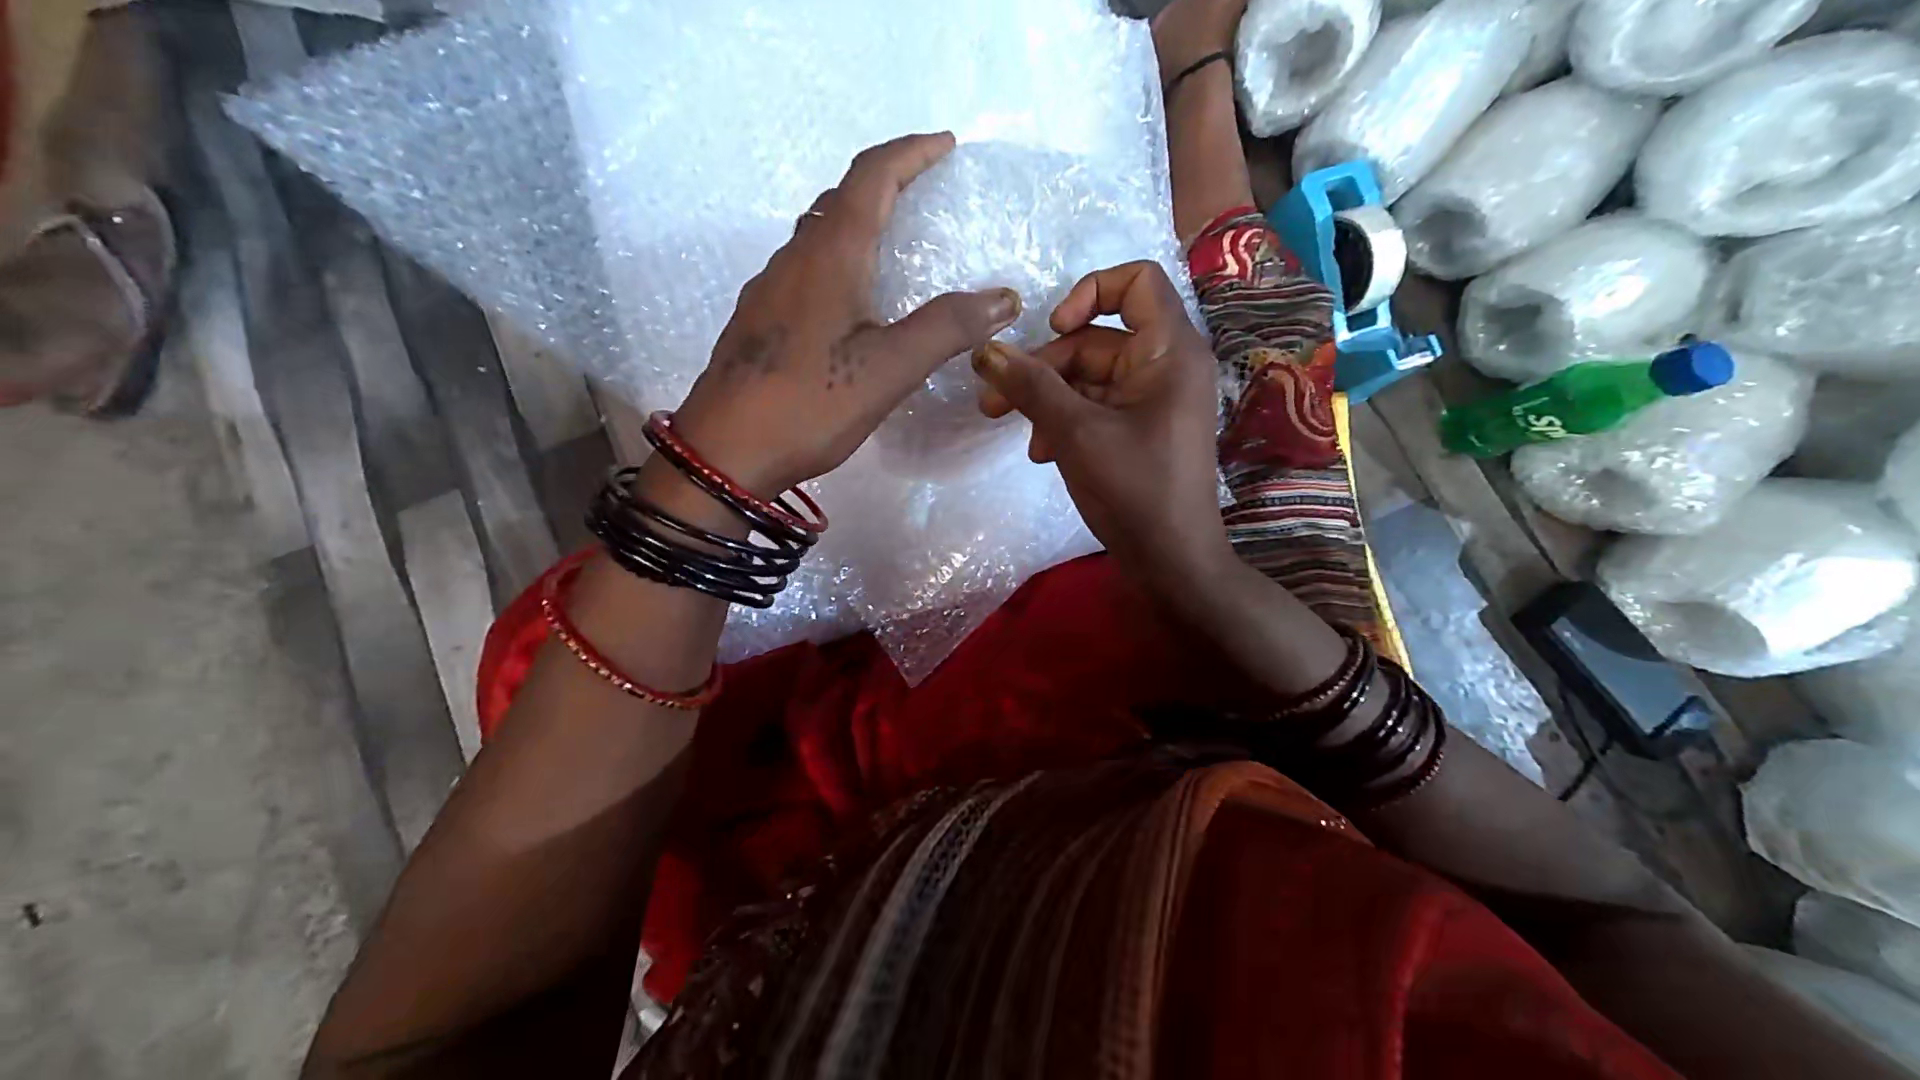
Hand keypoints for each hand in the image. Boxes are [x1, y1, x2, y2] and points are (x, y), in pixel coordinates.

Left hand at [668, 132, 1021, 496]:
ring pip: (818, 235)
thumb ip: (947, 328)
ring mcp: (769, 290)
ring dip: (857, 222)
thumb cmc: (810, 404)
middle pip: (840, 200)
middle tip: (924, 191)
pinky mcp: (758, 322)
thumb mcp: (890, 368)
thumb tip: (1004, 298)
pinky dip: (837, 260)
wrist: (723, 453)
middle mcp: (794, 260)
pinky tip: (850, 299)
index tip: (945, 144)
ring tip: (893, 242)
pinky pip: (804, 270)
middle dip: (886, 183)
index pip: (871, 176)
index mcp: (829, 256)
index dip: (910, 152)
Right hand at [973, 260, 1233, 587]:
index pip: (1136, 282)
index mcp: (1170, 351)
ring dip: (1048, 401)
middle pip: (1096, 339)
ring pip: (1089, 378)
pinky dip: (1066, 422)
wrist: (1171, 561)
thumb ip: (1030, 387)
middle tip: (993, 401)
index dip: (1089, 292)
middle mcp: (1166, 366)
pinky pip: (1096, 407)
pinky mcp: (1139, 429)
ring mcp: (1152, 401)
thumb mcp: (1076, 433)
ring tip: (1018, 435)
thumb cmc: (1135, 490)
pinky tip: (1044, 453)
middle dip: (1043, 368)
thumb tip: (985, 351)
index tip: (1051, 327)